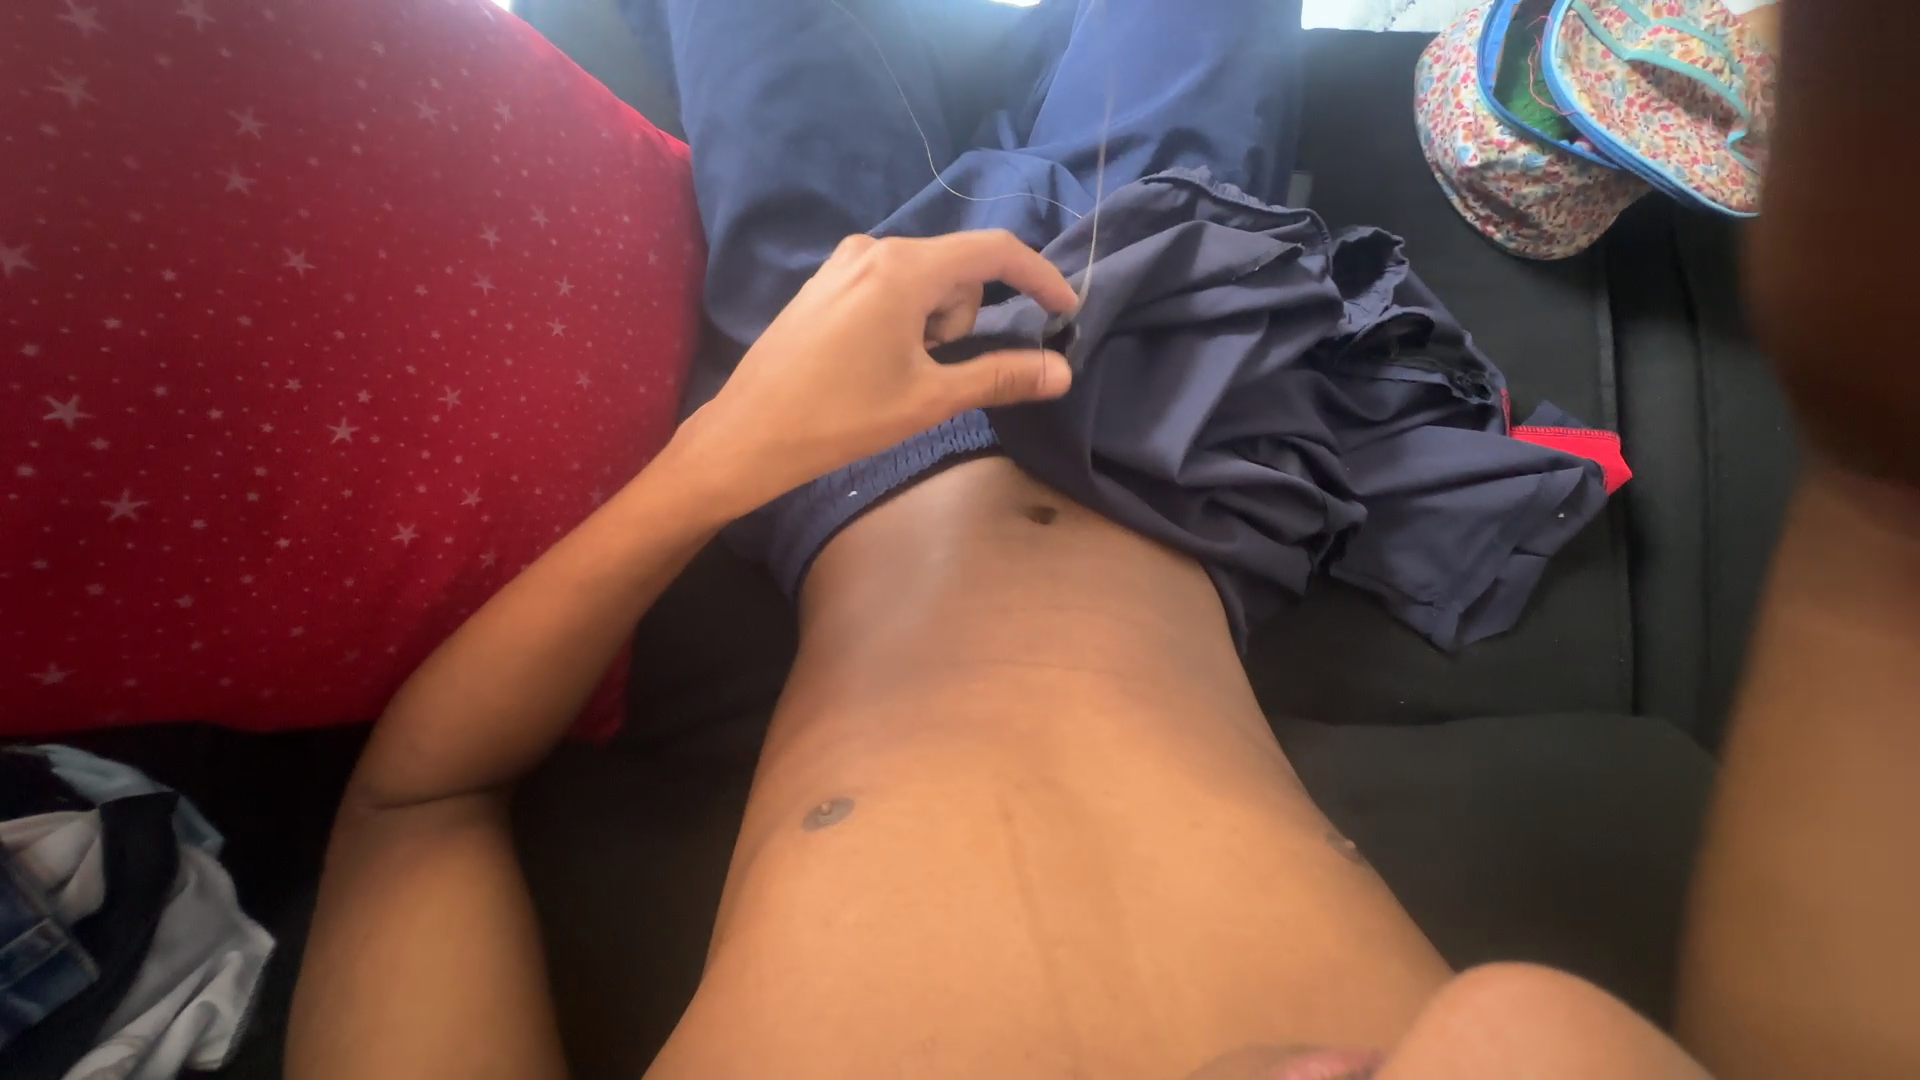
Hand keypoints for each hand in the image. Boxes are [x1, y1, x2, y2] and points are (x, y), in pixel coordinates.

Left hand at [670, 229, 1079, 516]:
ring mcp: (845, 263)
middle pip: (958, 270)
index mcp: (903, 268)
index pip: (994, 251)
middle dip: (963, 320)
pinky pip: (891, 287)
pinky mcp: (827, 283)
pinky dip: (905, 320)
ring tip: (897, 373)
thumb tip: (1061, 372)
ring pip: (925, 281)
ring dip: (932, 325)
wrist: (751, 433)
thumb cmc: (842, 417)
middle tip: (930, 371)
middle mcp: (874, 248)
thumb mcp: (930, 399)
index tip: (1065, 310)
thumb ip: (1000, 377)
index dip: (1039, 276)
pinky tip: (874, 361)